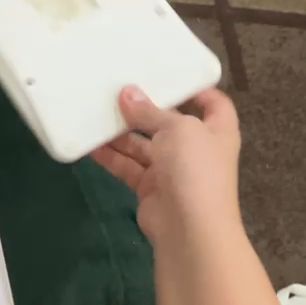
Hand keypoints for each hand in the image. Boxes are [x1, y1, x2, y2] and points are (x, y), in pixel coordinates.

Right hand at [92, 86, 241, 246]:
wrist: (190, 229)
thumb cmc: (195, 169)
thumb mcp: (177, 129)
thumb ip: (150, 112)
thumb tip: (127, 93)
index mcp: (216, 130)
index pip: (213, 103)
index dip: (195, 89)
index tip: (167, 75)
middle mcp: (195, 148)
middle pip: (169, 123)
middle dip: (144, 110)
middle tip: (115, 92)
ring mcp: (172, 170)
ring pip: (143, 145)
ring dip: (120, 133)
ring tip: (94, 114)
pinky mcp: (150, 188)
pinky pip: (128, 166)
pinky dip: (110, 157)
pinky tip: (89, 145)